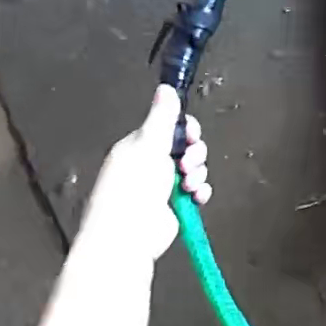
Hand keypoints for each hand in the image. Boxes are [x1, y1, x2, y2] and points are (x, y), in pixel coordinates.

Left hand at [91, 85, 211, 258]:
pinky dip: (199, 192)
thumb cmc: (132, 189)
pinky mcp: (172, 207)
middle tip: (188, 164)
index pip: (169, 127)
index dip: (186, 129)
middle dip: (195, 154)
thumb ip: (162, 117)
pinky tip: (196, 197)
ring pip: (193, 169)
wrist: (126, 238)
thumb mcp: (149, 145)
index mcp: (138, 146)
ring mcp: (160, 187)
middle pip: (186, 147)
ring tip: (188, 186)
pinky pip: (195, 191)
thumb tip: (165, 88)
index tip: (192, 136)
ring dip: (198, 174)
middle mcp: (148, 164)